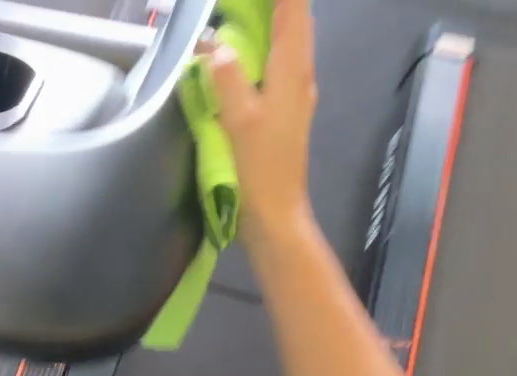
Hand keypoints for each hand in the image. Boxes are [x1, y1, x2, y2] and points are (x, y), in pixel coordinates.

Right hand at [207, 0, 318, 248]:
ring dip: (274, 23)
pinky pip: (280, 65)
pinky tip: (246, 58)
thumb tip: (215, 45)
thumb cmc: (260, 169)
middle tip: (246, 3)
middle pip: (296, 21)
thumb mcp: (239, 121)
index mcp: (292, 70)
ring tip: (247, 14)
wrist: (275, 214)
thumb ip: (228, 79)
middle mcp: (301, 75)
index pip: (293, 9)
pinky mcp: (286, 112)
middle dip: (277, 4)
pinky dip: (266, 49)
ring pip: (290, 42)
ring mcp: (296, 94)